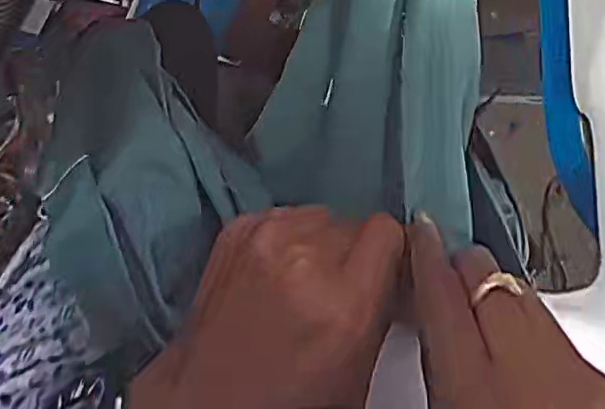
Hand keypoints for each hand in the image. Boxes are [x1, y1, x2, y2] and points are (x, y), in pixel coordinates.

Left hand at [129, 207, 405, 408]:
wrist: (204, 404)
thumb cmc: (290, 400)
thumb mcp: (359, 367)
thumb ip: (383, 301)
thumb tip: (399, 261)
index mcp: (344, 303)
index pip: (387, 229)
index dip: (388, 251)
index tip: (383, 269)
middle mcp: (306, 259)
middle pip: (353, 222)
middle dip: (352, 252)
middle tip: (340, 287)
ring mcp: (265, 238)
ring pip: (319, 214)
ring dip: (319, 240)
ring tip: (303, 280)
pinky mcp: (236, 229)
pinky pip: (285, 215)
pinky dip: (286, 237)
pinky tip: (276, 272)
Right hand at [407, 215, 604, 408]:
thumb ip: (435, 361)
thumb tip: (425, 323)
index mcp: (475, 392)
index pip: (442, 294)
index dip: (426, 253)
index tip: (421, 229)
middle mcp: (531, 373)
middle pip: (487, 277)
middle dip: (464, 265)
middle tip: (445, 272)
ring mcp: (577, 375)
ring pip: (524, 296)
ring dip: (501, 295)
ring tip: (483, 311)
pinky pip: (559, 333)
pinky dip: (538, 329)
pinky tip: (526, 352)